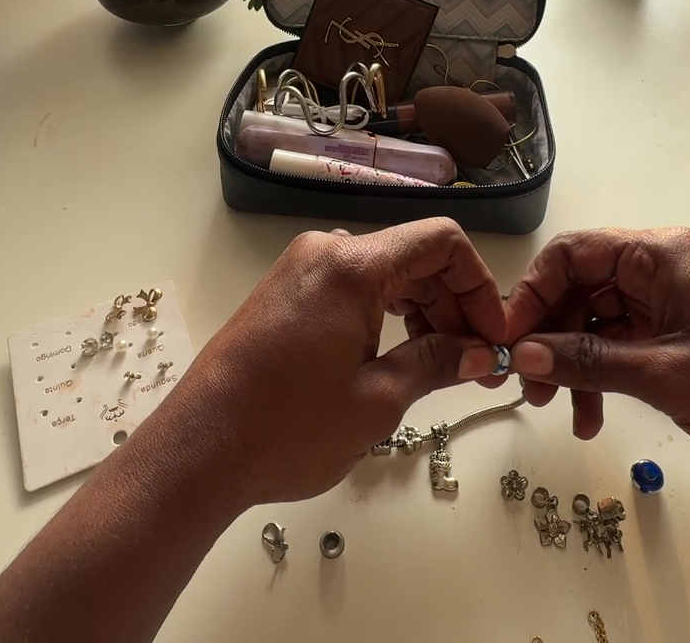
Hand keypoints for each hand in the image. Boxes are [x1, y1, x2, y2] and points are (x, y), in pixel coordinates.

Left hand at [145, 218, 508, 509]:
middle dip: (452, 302)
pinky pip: (352, 285)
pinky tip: (396, 353)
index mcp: (353, 265)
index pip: (441, 241)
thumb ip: (435, 363)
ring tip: (438, 364)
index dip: (478, 284)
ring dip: (421, 309)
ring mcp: (300, 268)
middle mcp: (326, 251)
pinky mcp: (286, 290)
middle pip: (413, 255)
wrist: (198, 449)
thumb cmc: (289, 428)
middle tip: (475, 361)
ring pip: (384, 271)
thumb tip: (481, 352)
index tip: (491, 335)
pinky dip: (385, 312)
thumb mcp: (377, 400)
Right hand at [503, 227, 689, 475]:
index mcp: (659, 253)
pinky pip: (627, 342)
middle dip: (551, 336)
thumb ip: (589, 361)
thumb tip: (520, 354)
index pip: (571, 254)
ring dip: (576, 362)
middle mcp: (662, 267)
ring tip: (565, 414)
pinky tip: (595, 415)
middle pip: (581, 288)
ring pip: (600, 320)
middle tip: (530, 388)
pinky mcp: (685, 332)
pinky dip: (606, 374)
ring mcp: (674, 300)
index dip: (531, 295)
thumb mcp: (667, 376)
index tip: (507, 342)